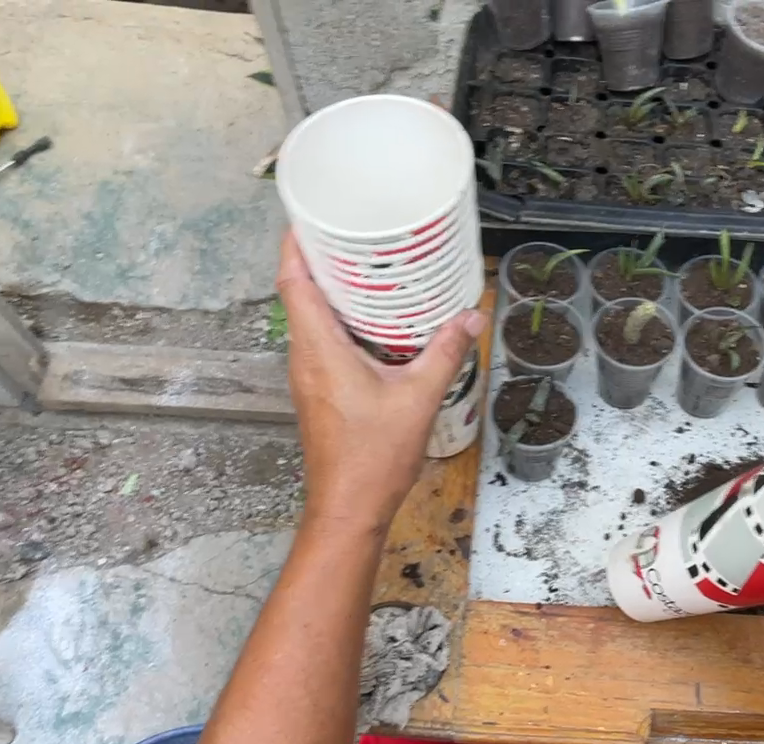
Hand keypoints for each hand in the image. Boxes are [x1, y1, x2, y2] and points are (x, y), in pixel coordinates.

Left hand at [276, 231, 487, 535]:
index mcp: (318, 349)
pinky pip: (323, 346)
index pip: (293, 280)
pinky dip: (342, 326)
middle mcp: (304, 359)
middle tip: (356, 236)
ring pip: (311, 321)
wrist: (350, 507)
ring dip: (333, 295)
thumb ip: (444, 354)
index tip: (315, 215)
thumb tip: (471, 319)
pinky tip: (376, 328)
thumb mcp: (418, 399)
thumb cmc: (374, 457)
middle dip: (322, 261)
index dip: (297, 242)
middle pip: (300, 294)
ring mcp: (309, 379)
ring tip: (370, 274)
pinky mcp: (320, 395)